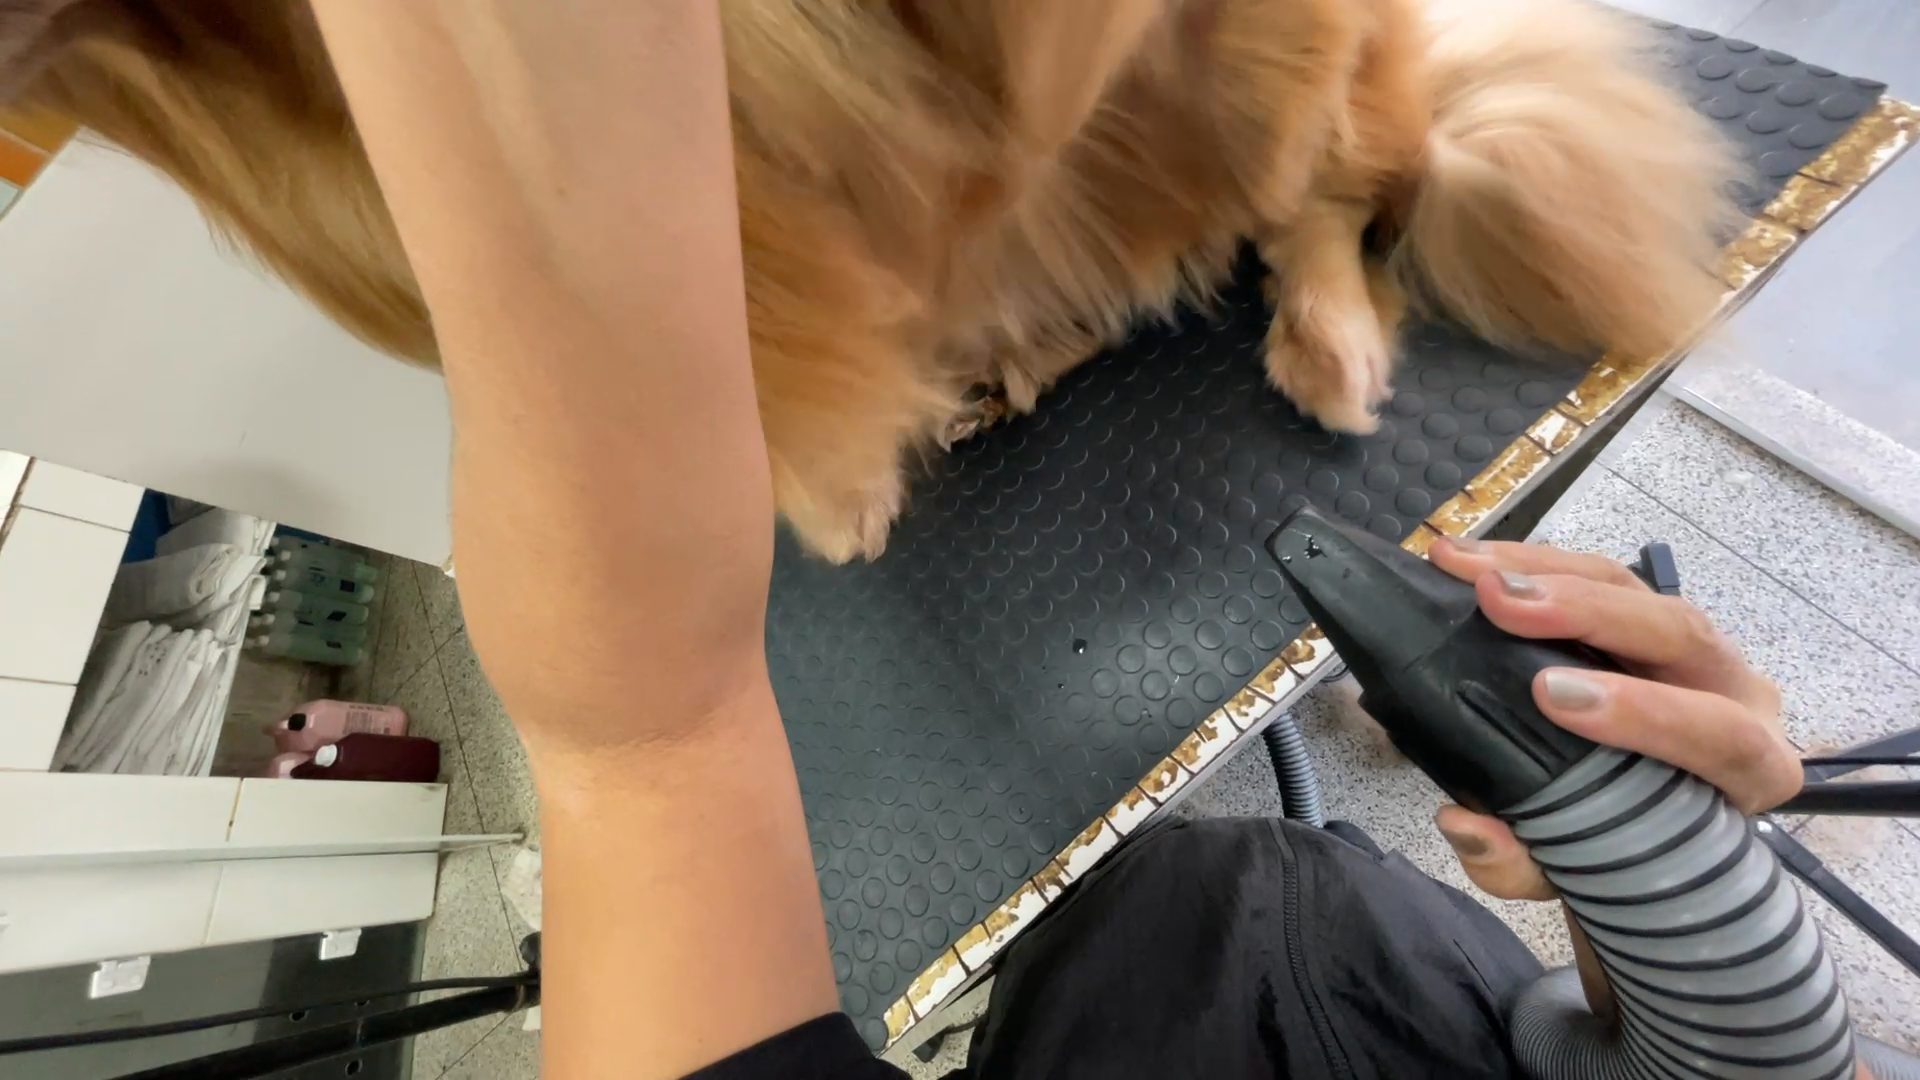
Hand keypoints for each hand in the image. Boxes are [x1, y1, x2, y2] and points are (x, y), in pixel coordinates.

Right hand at [1423, 536, 1800, 902]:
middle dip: (1583, 611)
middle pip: (1676, 631)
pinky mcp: (1624, 609)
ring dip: (1538, 569)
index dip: (1644, 712)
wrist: (1633, 803)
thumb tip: (1462, 825)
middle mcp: (1725, 691)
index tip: (1551, 695)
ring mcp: (1676, 642)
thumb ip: (1516, 864)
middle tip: (1496, 601)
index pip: (1719, 734)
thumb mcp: (1562, 866)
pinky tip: (1461, 559)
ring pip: (1627, 585)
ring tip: (1458, 564)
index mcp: (1737, 770)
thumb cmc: (1610, 837)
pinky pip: (1585, 569)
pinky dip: (1521, 559)